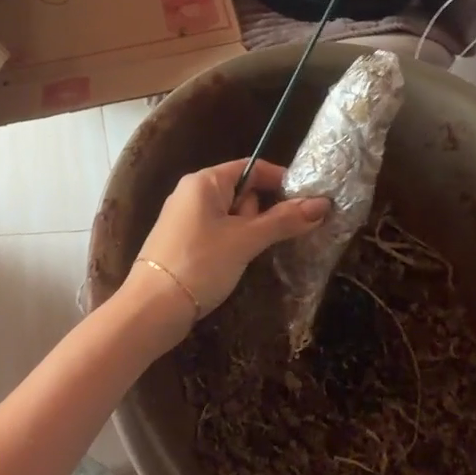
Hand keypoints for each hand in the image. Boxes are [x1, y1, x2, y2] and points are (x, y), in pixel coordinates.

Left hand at [125, 159, 328, 334]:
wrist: (153, 306)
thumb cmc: (201, 263)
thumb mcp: (245, 240)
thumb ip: (283, 220)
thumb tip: (323, 203)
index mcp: (204, 181)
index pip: (251, 168)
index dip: (281, 181)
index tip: (309, 203)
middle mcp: (192, 192)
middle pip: (243, 191)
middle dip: (262, 213)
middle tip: (263, 239)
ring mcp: (185, 217)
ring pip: (232, 215)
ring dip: (249, 232)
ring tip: (248, 256)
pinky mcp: (183, 241)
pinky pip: (219, 232)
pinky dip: (234, 243)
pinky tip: (236, 264)